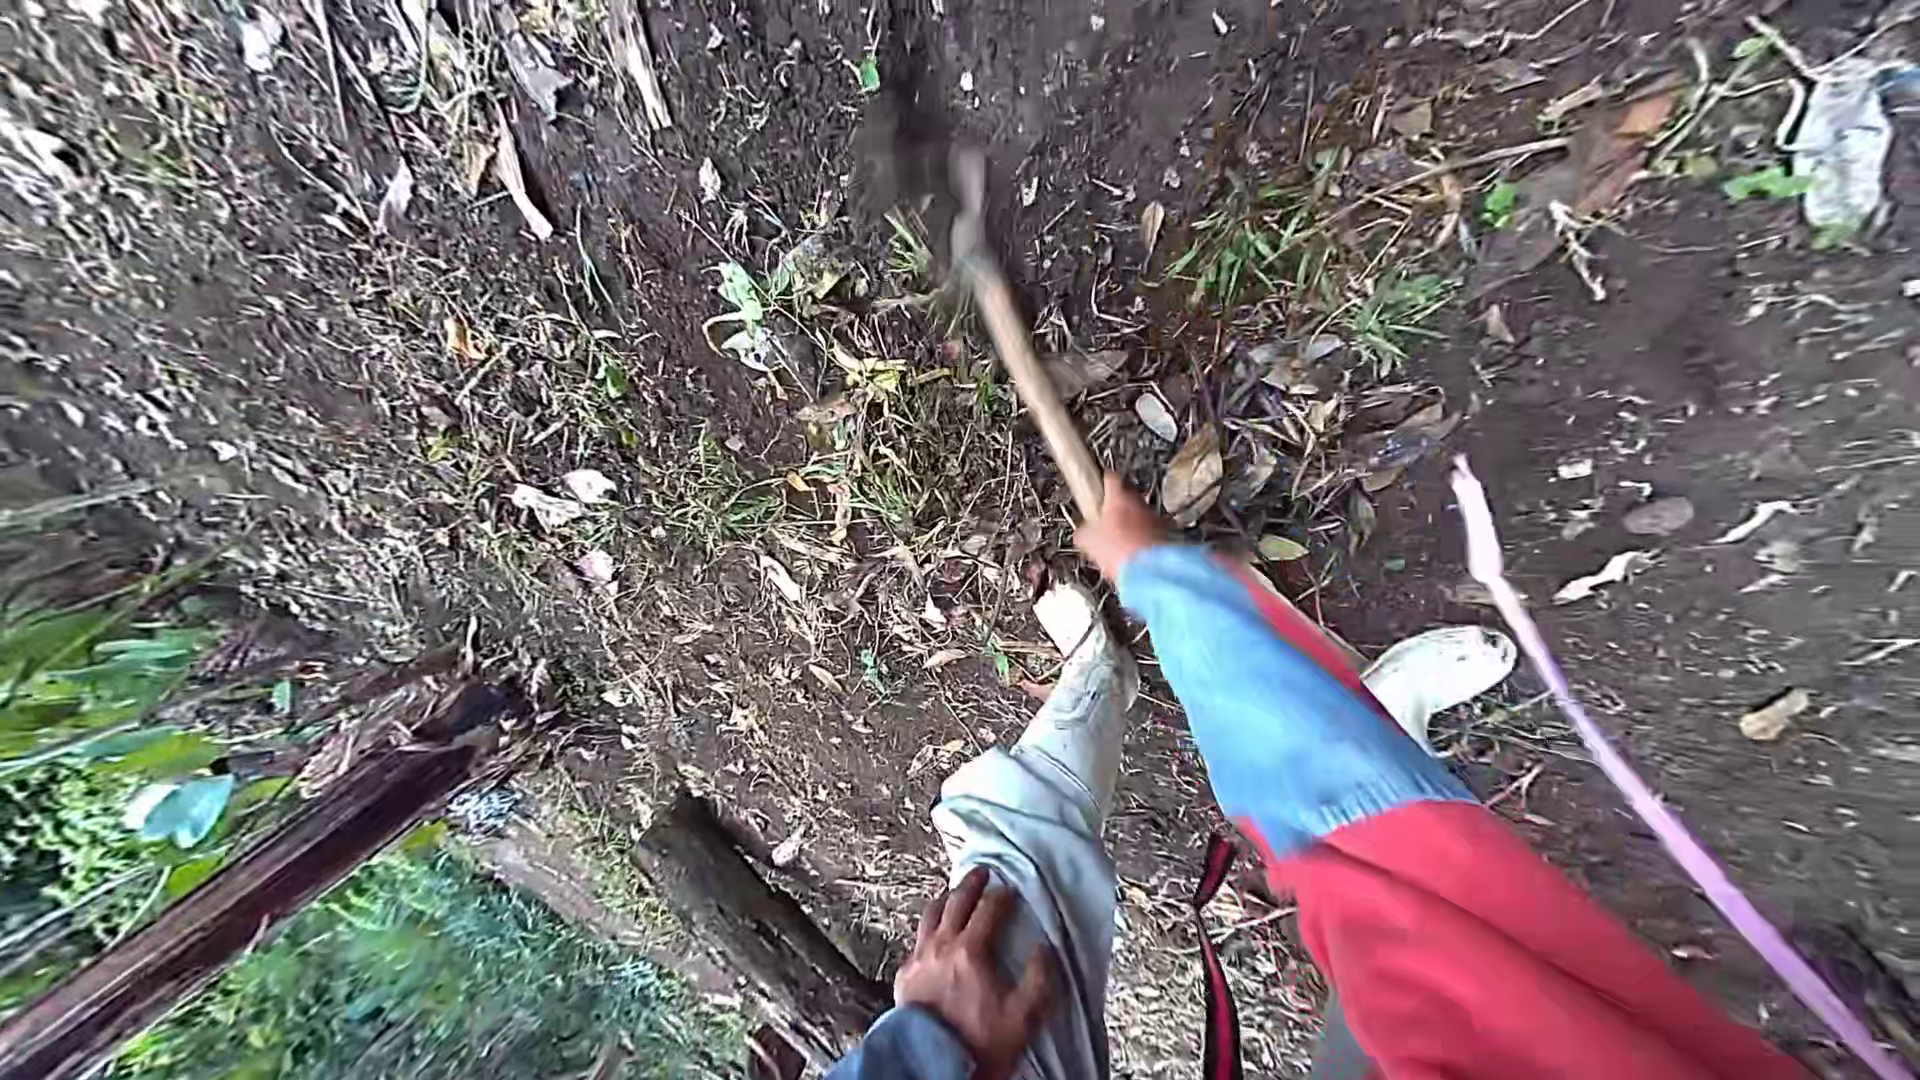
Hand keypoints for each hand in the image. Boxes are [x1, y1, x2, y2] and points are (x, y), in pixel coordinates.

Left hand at [894, 867, 1053, 1079]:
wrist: (930, 1067)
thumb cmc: (978, 1044)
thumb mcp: (1021, 1019)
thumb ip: (1039, 980)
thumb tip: (1044, 948)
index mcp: (970, 950)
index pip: (989, 909)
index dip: (1002, 896)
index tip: (1011, 890)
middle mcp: (943, 944)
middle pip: (957, 901)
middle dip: (972, 883)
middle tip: (982, 872)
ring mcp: (921, 957)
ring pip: (932, 914)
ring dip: (947, 898)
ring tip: (954, 892)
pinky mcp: (905, 974)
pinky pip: (917, 938)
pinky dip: (929, 926)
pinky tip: (933, 931)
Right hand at [1075, 474, 1162, 582]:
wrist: (1151, 571)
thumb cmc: (1121, 551)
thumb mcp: (1088, 541)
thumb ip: (1083, 531)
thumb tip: (1081, 533)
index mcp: (1119, 497)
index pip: (1110, 478)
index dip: (1102, 482)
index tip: (1097, 487)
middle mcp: (1140, 503)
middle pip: (1127, 497)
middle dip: (1116, 508)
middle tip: (1105, 522)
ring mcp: (1156, 518)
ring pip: (1141, 515)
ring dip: (1132, 525)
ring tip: (1120, 543)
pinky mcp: (1168, 535)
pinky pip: (1154, 532)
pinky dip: (1145, 539)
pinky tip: (1135, 554)